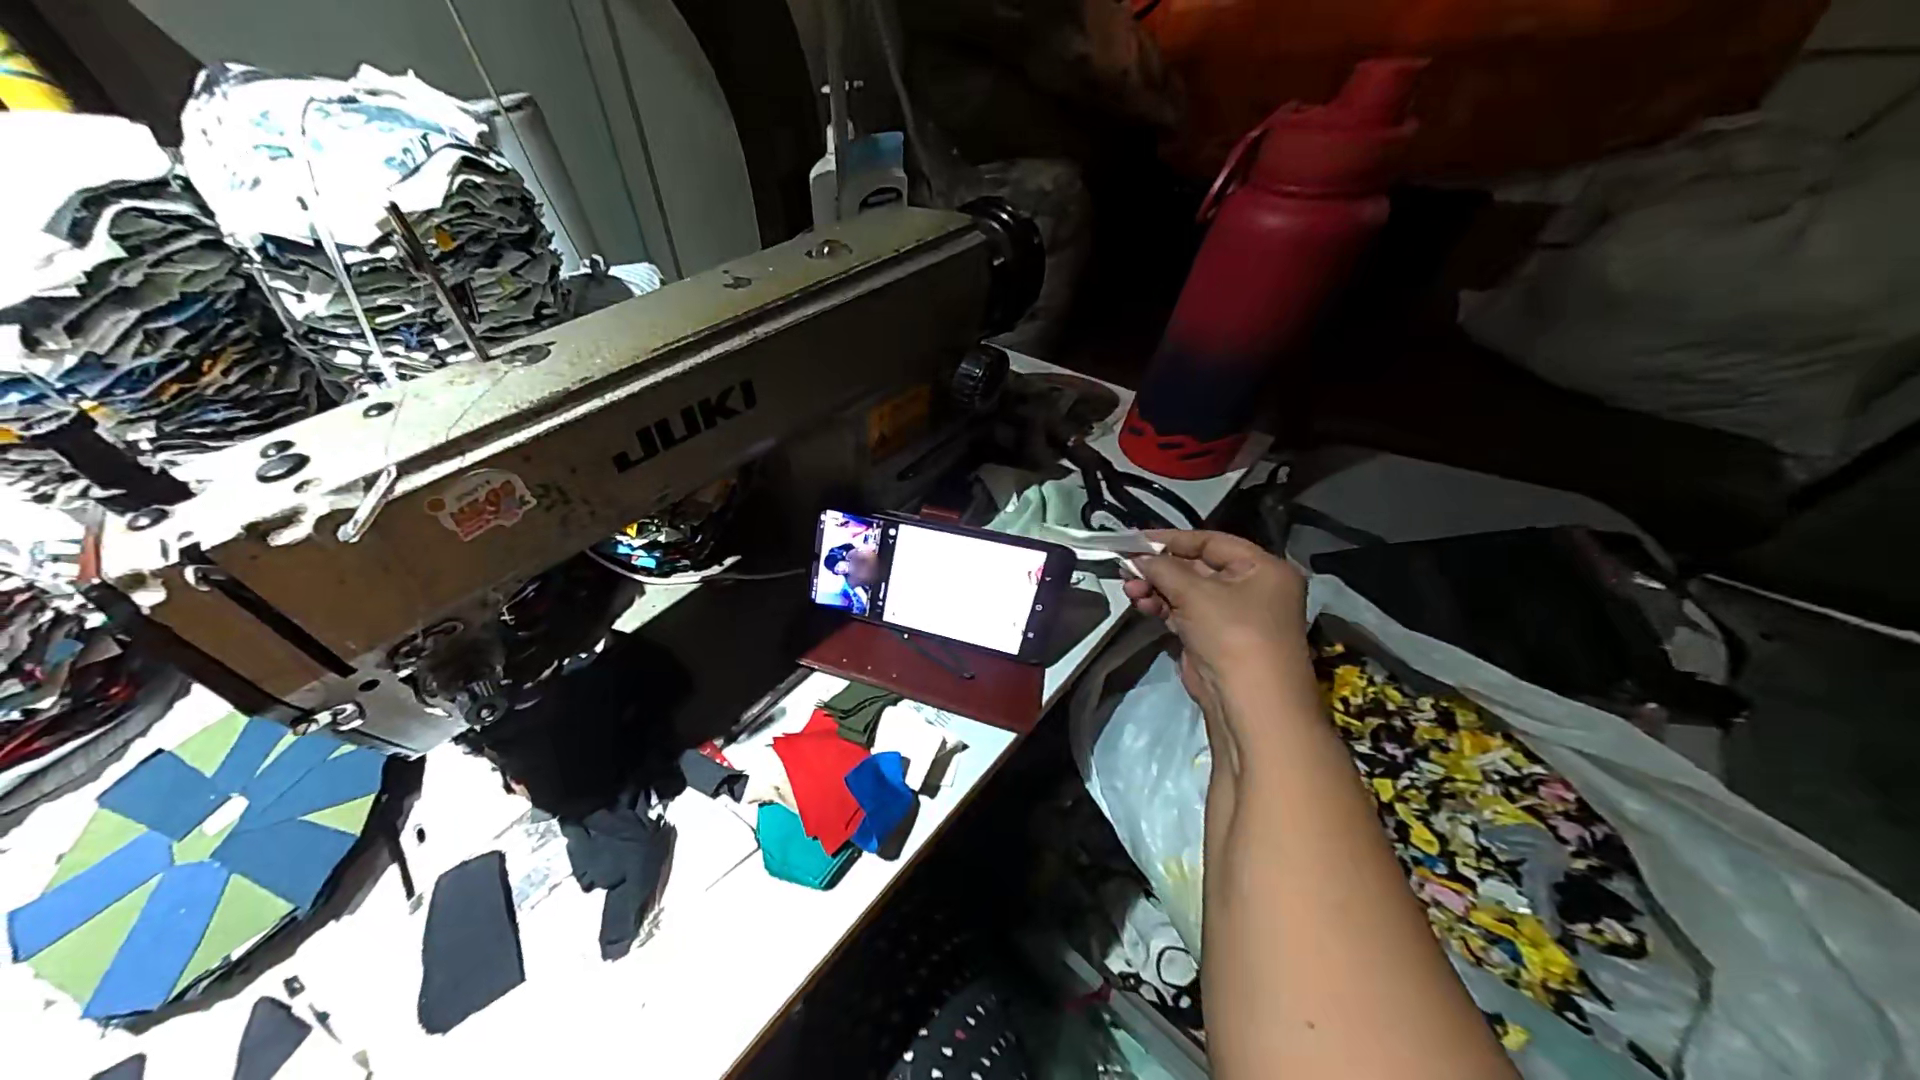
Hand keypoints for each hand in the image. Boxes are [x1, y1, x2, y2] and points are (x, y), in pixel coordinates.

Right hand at [1122, 530, 1308, 721]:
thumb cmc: (1232, 634)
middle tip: (1126, 567)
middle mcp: (1252, 588)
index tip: (1136, 539)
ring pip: (1187, 592)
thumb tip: (1137, 557)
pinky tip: (1141, 604)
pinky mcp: (1214, 638)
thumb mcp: (1196, 593)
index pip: (1212, 542)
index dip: (1173, 539)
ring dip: (1156, 588)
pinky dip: (1162, 607)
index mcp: (1263, 569)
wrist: (1249, 703)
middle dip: (1160, 568)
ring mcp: (1232, 615)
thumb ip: (1163, 568)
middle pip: (1197, 567)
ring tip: (1129, 589)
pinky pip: (1184, 613)